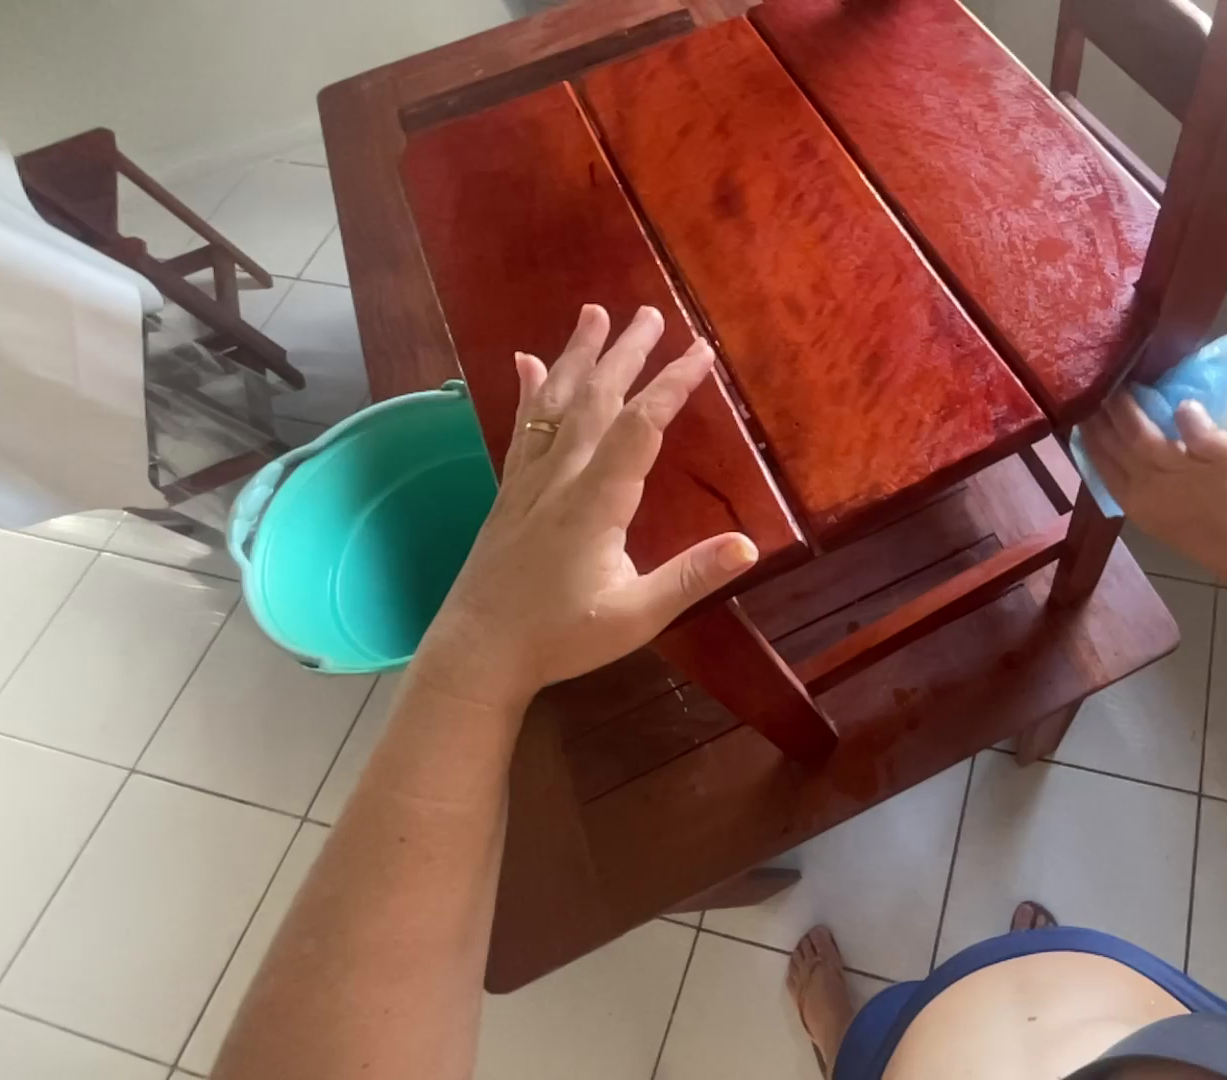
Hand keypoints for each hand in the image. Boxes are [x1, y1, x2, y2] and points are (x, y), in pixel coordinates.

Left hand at [410, 304, 758, 710]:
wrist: (476, 654)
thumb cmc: (561, 637)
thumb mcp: (637, 615)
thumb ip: (692, 578)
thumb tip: (750, 544)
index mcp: (595, 502)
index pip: (640, 428)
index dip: (672, 386)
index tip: (701, 352)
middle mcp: (560, 478)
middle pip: (597, 400)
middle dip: (627, 354)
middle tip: (652, 313)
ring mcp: (529, 481)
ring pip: (556, 405)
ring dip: (578, 356)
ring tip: (594, 313)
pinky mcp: (511, 492)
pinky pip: (522, 429)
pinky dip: (528, 392)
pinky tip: (527, 363)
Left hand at [1080, 393, 1226, 576]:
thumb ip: (1204, 430)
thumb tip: (1182, 405)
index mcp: (1169, 466)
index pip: (1135, 430)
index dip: (1120, 407)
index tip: (1112, 382)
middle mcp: (1144, 485)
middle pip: (1112, 447)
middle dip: (1098, 420)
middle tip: (1085, 394)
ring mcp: (1137, 503)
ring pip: (1104, 467)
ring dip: (1090, 442)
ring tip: (1081, 419)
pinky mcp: (1136, 516)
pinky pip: (1107, 485)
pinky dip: (1096, 465)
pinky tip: (1092, 452)